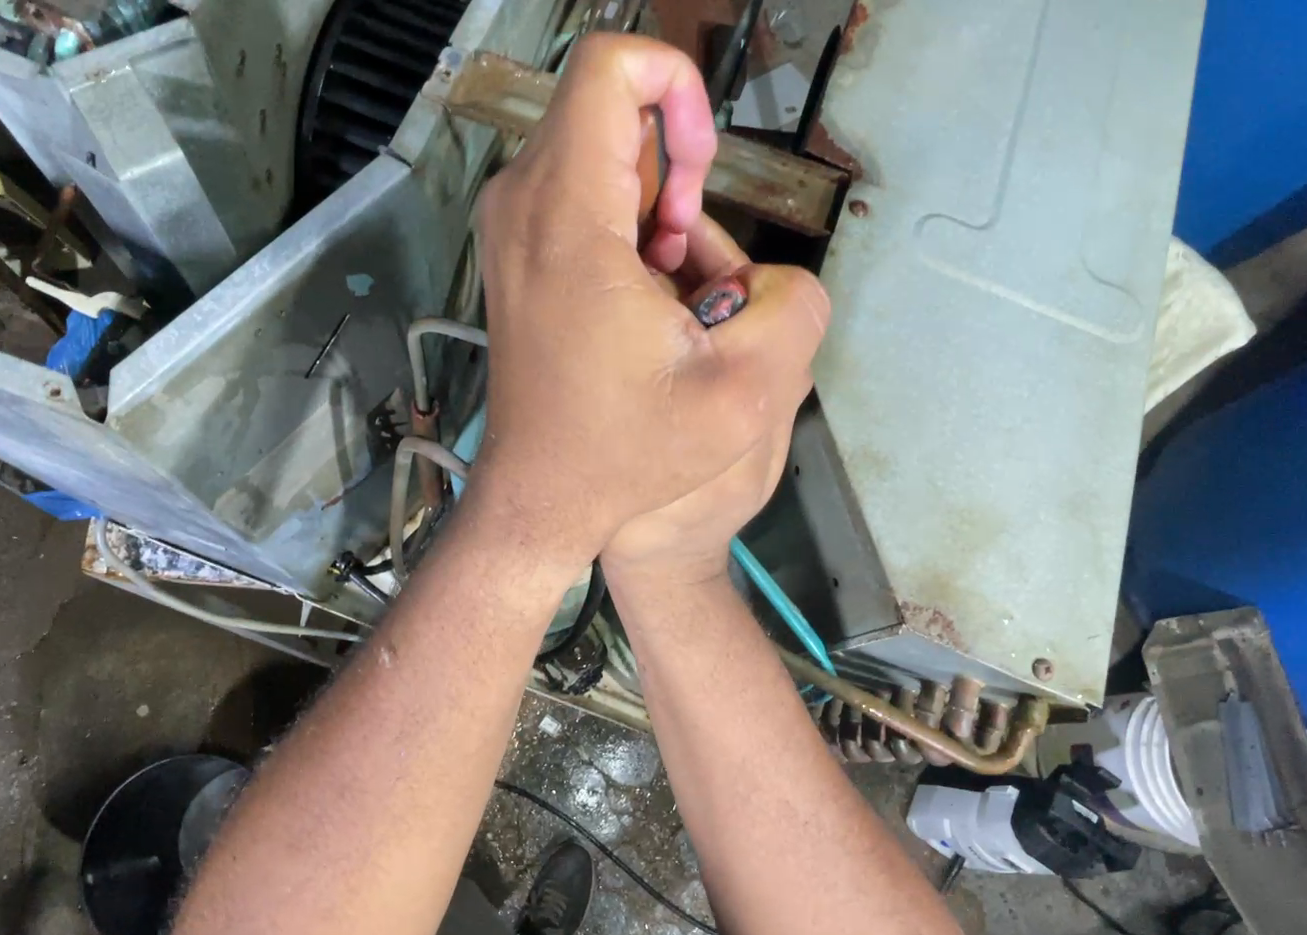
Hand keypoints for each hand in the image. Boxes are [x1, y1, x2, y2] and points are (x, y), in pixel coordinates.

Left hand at [467, 33, 826, 573]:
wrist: (542, 496)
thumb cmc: (625, 455)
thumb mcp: (744, 398)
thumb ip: (795, 308)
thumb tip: (772, 279)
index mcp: (567, 218)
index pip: (612, 66)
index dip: (678, 88)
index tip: (701, 171)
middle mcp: (522, 206)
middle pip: (614, 115)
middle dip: (675, 171)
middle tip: (690, 262)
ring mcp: (511, 230)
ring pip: (602, 161)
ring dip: (657, 212)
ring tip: (671, 301)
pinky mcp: (517, 257)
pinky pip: (582, 200)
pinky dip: (627, 234)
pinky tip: (644, 308)